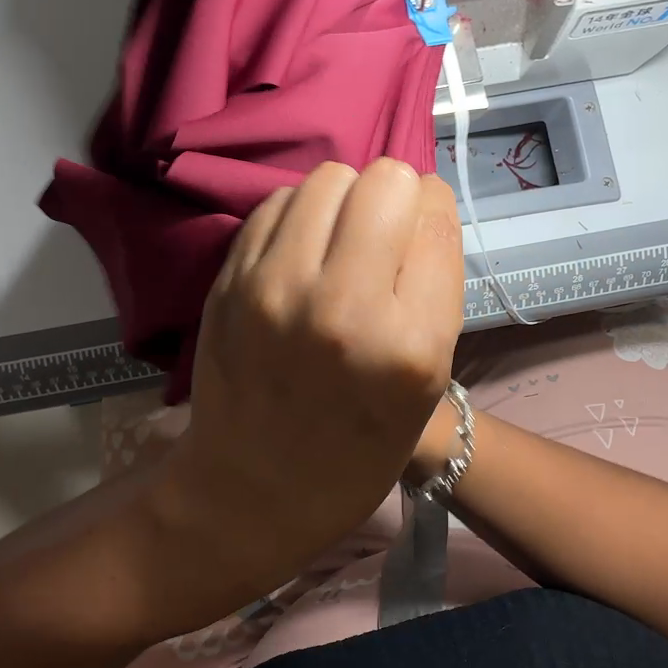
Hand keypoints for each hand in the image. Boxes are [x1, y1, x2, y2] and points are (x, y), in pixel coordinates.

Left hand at [166, 159, 463, 578]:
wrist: (254, 490)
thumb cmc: (358, 448)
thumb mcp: (428, 382)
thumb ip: (432, 287)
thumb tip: (420, 200)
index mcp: (409, 343)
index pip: (435, 216)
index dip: (432, 214)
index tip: (418, 235)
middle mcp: (343, 306)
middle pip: (386, 179)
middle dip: (393, 196)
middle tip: (380, 234)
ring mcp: (277, 289)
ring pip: (330, 178)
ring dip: (344, 199)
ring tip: (337, 240)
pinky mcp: (231, 281)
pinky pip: (279, 202)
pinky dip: (298, 215)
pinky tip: (298, 253)